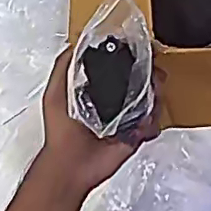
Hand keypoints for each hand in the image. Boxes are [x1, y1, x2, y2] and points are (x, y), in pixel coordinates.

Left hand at [31, 49, 160, 198]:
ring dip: (155, 97)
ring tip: (151, 97)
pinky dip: (152, 121)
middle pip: (143, 83)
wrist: (72, 165)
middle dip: (152, 77)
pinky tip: (143, 123)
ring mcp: (128, 119)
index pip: (123, 70)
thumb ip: (63, 69)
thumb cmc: (60, 132)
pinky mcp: (137, 135)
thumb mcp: (55, 94)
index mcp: (99, 92)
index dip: (135, 60)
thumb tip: (73, 45)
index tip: (145, 52)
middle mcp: (116, 103)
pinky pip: (153, 123)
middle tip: (154, 77)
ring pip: (152, 101)